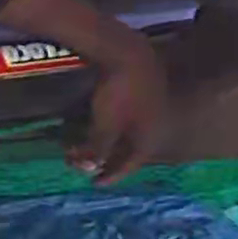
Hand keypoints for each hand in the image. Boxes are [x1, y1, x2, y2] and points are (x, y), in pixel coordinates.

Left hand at [73, 46, 166, 183]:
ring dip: (103, 144)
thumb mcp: (105, 125)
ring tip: (82, 150)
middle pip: (129, 149)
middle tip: (85, 167)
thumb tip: (89, 169)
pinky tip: (94, 128)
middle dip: (106, 160)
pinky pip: (123, 121)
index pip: (133, 162)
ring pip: (125, 134)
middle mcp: (155, 124)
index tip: (97, 184)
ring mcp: (149, 108)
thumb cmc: (119, 94)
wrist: (128, 54)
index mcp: (151, 134)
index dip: (114, 174)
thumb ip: (98, 147)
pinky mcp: (139, 95)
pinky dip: (107, 130)